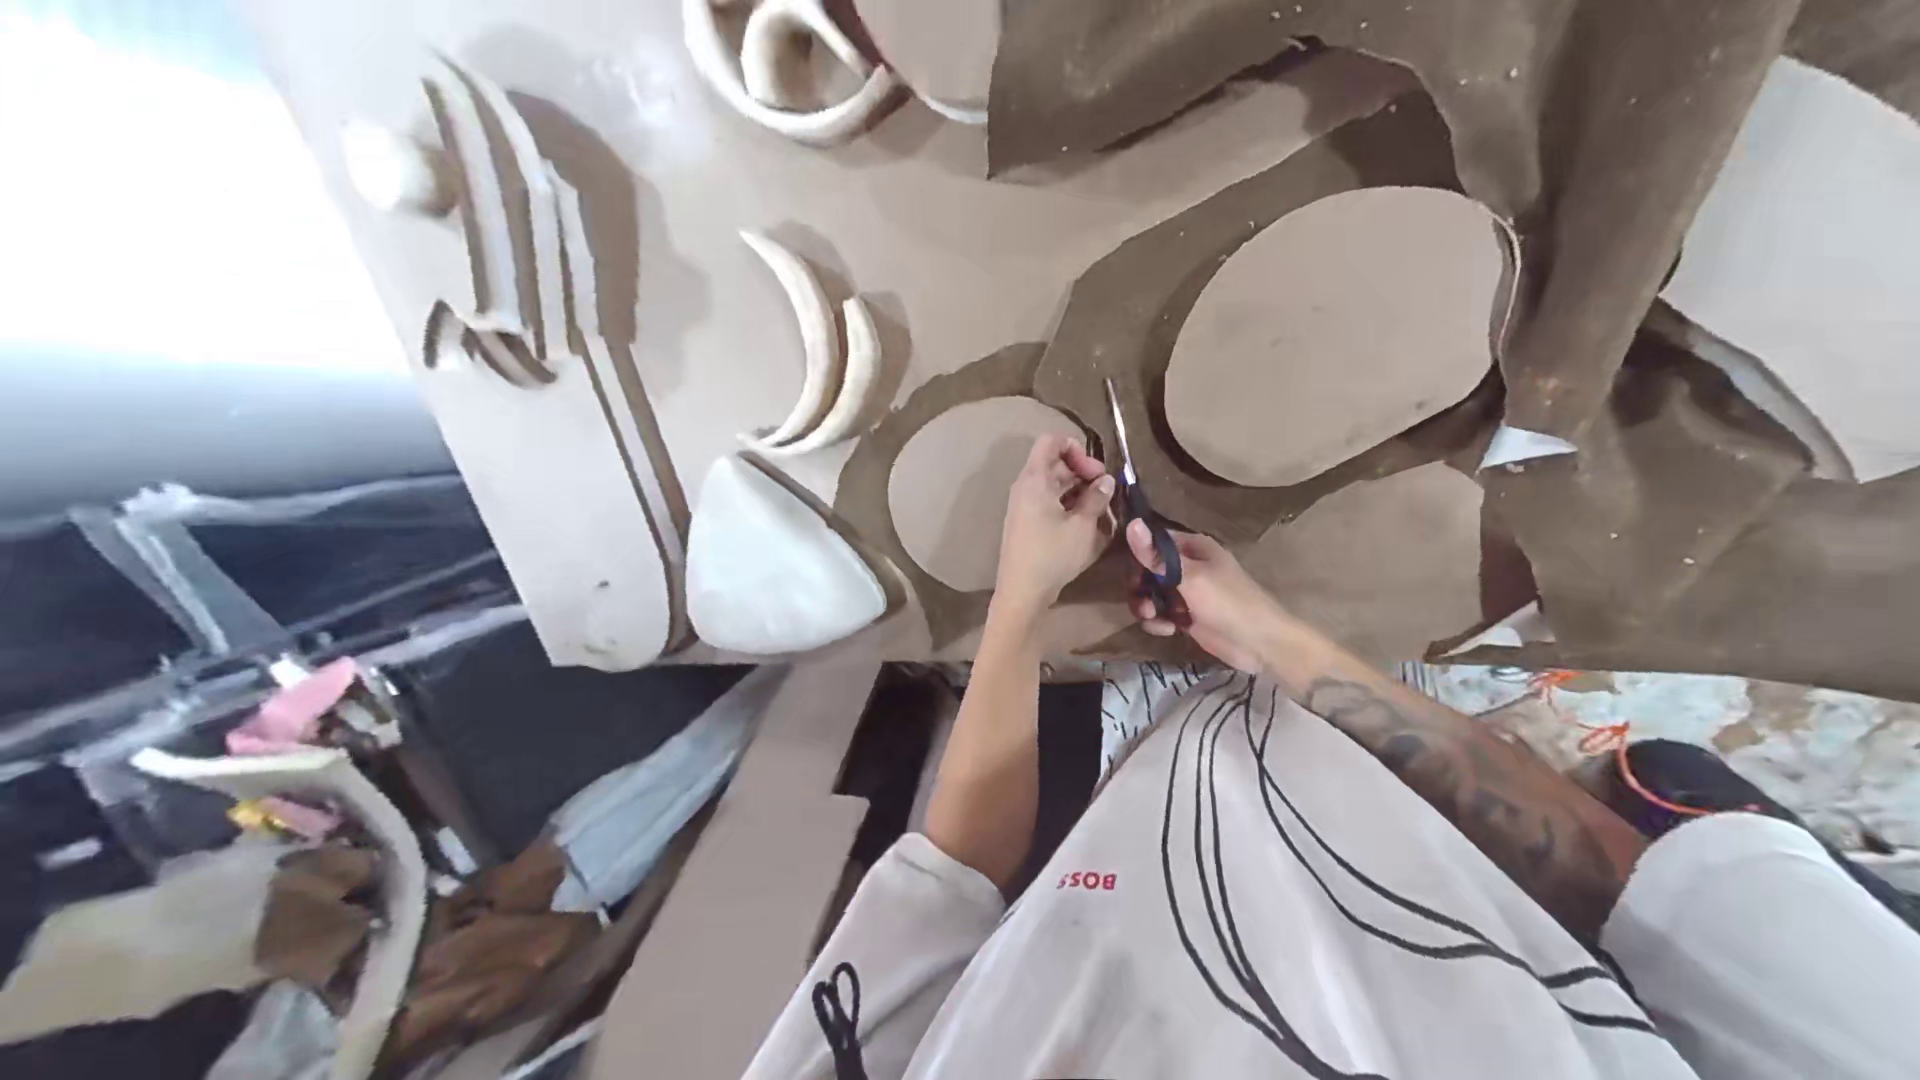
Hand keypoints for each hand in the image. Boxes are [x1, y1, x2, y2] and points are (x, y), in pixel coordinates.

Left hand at [994, 435, 1115, 616]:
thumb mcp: (1082, 526)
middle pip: (1055, 463)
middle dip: (1083, 471)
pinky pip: (1048, 501)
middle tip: (1106, 491)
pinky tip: (1085, 520)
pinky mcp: (1026, 522)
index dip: (1077, 448)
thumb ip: (1097, 498)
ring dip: (1078, 490)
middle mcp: (1025, 487)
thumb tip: (1106, 481)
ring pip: (1054, 484)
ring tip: (1101, 508)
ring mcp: (1023, 505)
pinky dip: (1067, 503)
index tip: (1095, 471)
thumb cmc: (1052, 556)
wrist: (1022, 592)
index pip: (1052, 441)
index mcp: (1034, 479)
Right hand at [1126, 521, 1288, 673]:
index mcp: (1193, 547)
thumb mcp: (1189, 577)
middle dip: (1140, 587)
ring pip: (1151, 593)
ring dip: (1146, 606)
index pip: (1154, 541)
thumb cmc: (1228, 603)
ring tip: (1152, 617)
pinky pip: (1161, 613)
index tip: (1131, 573)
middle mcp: (1188, 566)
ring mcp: (1187, 592)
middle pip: (1148, 570)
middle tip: (1142, 602)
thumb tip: (1131, 523)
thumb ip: (1156, 555)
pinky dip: (1159, 621)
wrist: (1261, 644)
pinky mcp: (1186, 616)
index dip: (1138, 555)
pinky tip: (1168, 630)